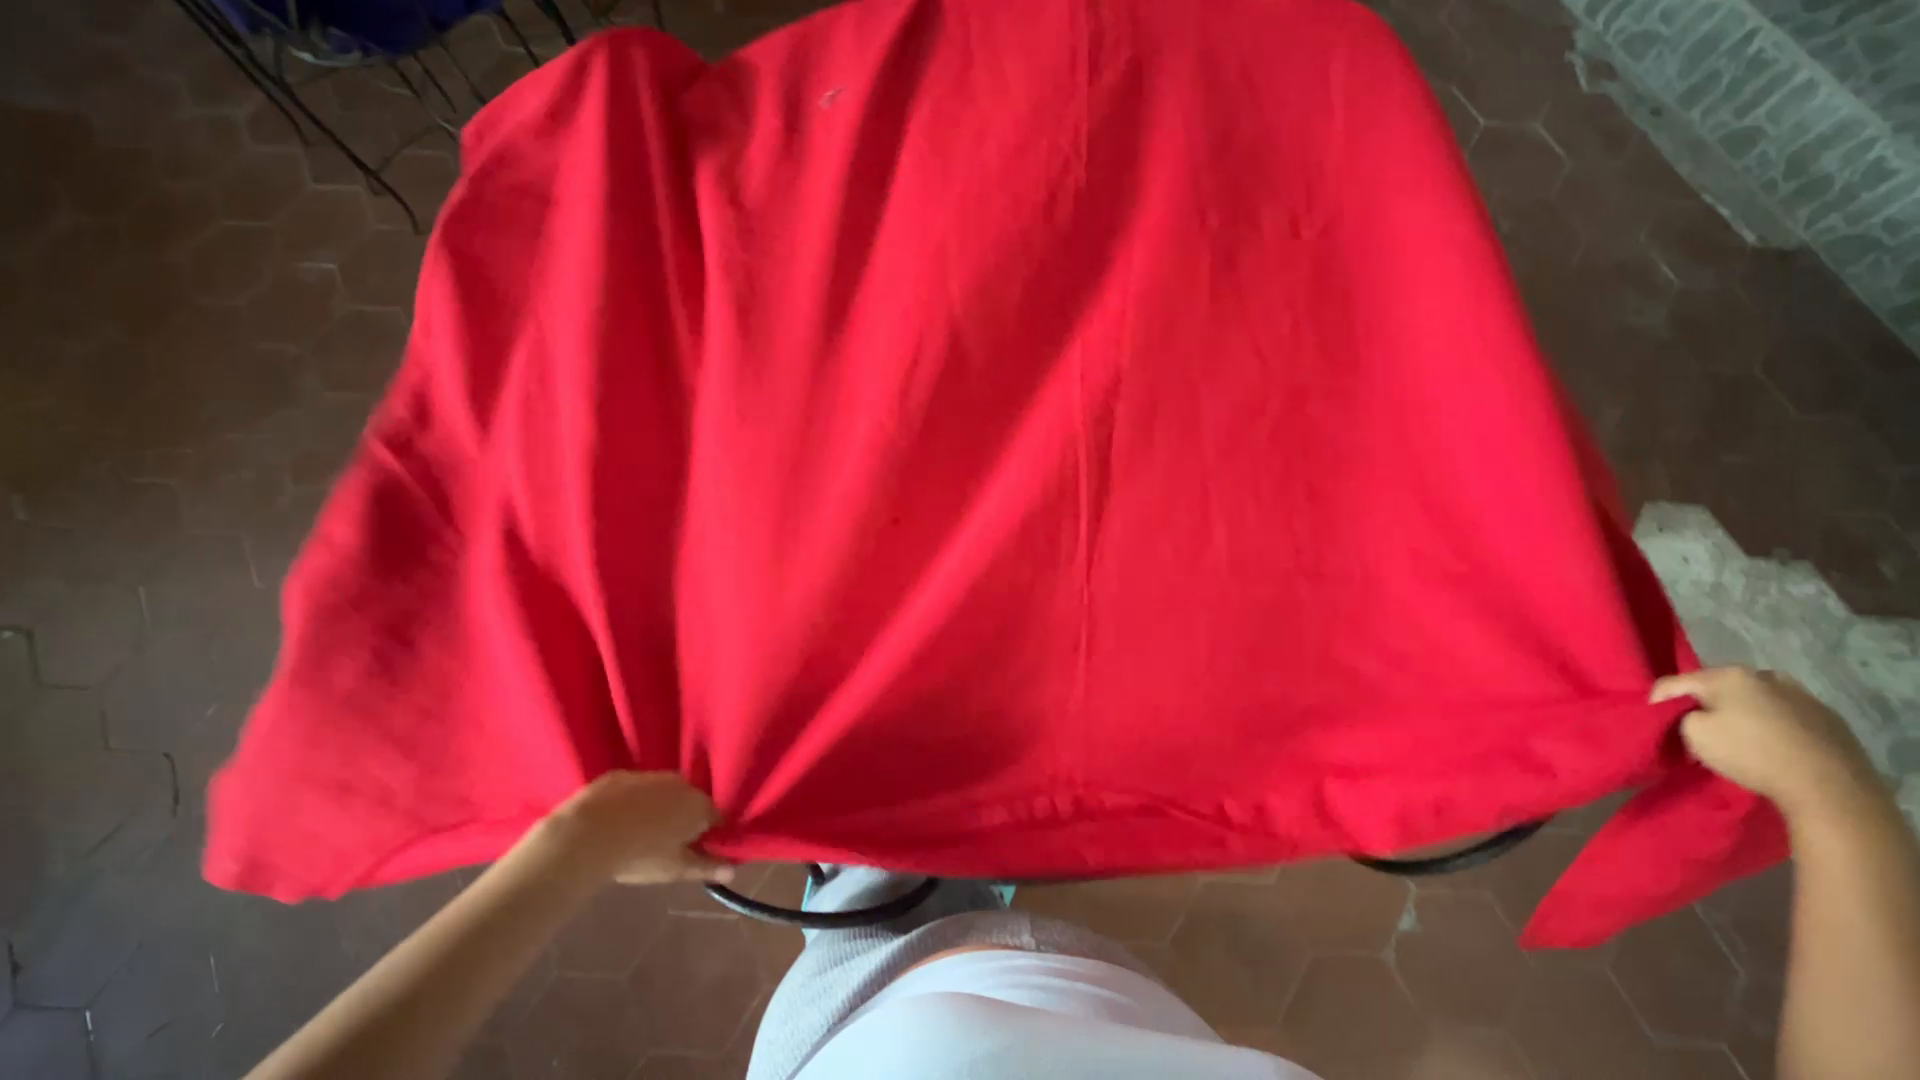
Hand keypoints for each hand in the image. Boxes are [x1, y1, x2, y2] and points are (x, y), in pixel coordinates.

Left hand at [536, 771, 735, 885]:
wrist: (587, 834)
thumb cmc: (641, 855)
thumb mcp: (676, 869)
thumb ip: (707, 867)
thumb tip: (733, 870)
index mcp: (699, 805)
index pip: (716, 818)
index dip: (709, 834)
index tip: (698, 850)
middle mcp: (681, 783)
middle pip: (690, 801)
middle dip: (684, 818)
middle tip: (668, 844)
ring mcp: (649, 776)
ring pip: (663, 792)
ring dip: (659, 808)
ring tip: (641, 833)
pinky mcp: (620, 775)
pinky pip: (635, 790)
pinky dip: (632, 802)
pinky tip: (618, 821)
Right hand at [1651, 666, 1884, 821]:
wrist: (1830, 788)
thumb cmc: (1752, 754)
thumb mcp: (1693, 735)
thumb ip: (1681, 715)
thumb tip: (1690, 713)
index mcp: (1729, 675)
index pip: (1675, 682)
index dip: (1658, 702)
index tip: (1654, 724)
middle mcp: (1766, 676)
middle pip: (1718, 687)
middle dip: (1704, 704)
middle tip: (1697, 729)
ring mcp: (1803, 695)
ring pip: (1756, 698)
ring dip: (1742, 712)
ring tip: (1738, 736)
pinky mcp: (1829, 718)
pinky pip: (1786, 714)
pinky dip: (1773, 724)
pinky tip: (1774, 745)